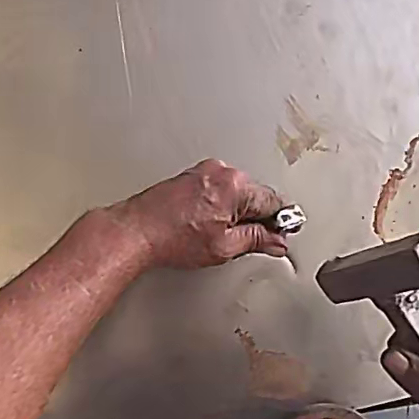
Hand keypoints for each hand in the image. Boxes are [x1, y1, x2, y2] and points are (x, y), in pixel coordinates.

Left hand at [112, 159, 289, 269]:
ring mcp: (204, 171)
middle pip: (256, 195)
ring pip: (237, 192)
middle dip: (257, 217)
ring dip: (237, 212)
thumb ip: (257, 241)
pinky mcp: (192, 176)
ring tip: (216, 234)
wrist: (137, 231)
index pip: (274, 201)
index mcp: (234, 185)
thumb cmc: (171, 237)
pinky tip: (206, 224)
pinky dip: (220, 205)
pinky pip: (219, 189)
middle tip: (245, 241)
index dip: (280, 223)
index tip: (281, 235)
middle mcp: (220, 171)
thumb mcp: (224, 247)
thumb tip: (276, 240)